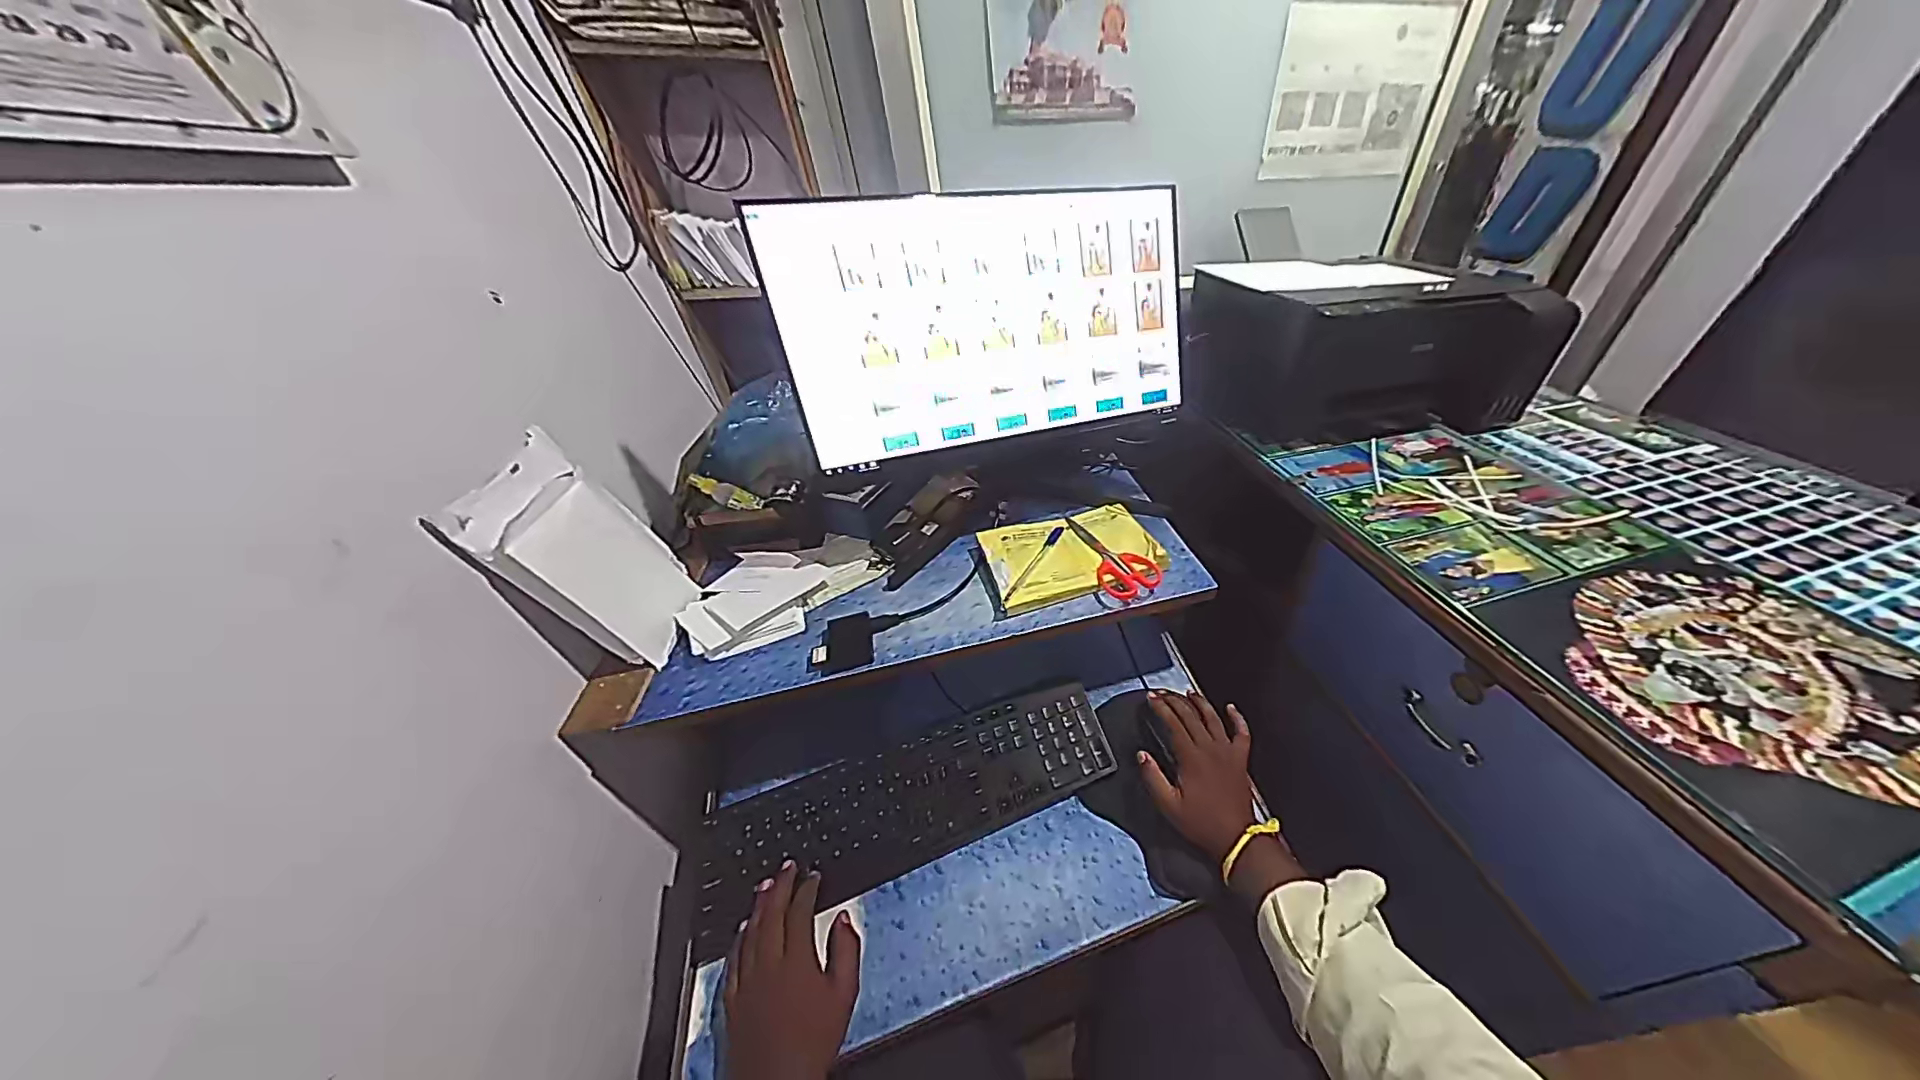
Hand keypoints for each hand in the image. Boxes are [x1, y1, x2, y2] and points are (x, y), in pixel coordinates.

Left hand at [724, 861, 861, 1079]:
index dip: (806, 889)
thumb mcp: (844, 994)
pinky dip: (740, 935)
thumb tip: (843, 919)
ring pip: (750, 930)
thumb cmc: (812, 1044)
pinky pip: (734, 956)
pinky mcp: (731, 998)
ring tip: (766, 886)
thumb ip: (846, 950)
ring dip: (759, 904)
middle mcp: (768, 964)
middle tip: (787, 868)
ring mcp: (747, 980)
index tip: (812, 877)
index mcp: (796, 960)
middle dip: (781, 885)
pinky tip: (744, 927)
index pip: (799, 911)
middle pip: (771, 913)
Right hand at [1138, 691, 1307, 903]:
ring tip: (1188, 693)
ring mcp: (1228, 752)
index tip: (1151, 698)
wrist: (1236, 838)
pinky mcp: (1241, 760)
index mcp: (1191, 757)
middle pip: (1191, 715)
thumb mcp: (1168, 804)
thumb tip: (1141, 755)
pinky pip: (1242, 733)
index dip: (1161, 707)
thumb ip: (1152, 777)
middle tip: (1162, 693)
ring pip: (1213, 718)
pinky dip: (1237, 718)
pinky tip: (1230, 708)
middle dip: (1174, 700)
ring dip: (1200, 703)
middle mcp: (1210, 749)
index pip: (1174, 723)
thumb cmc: (1202, 823)